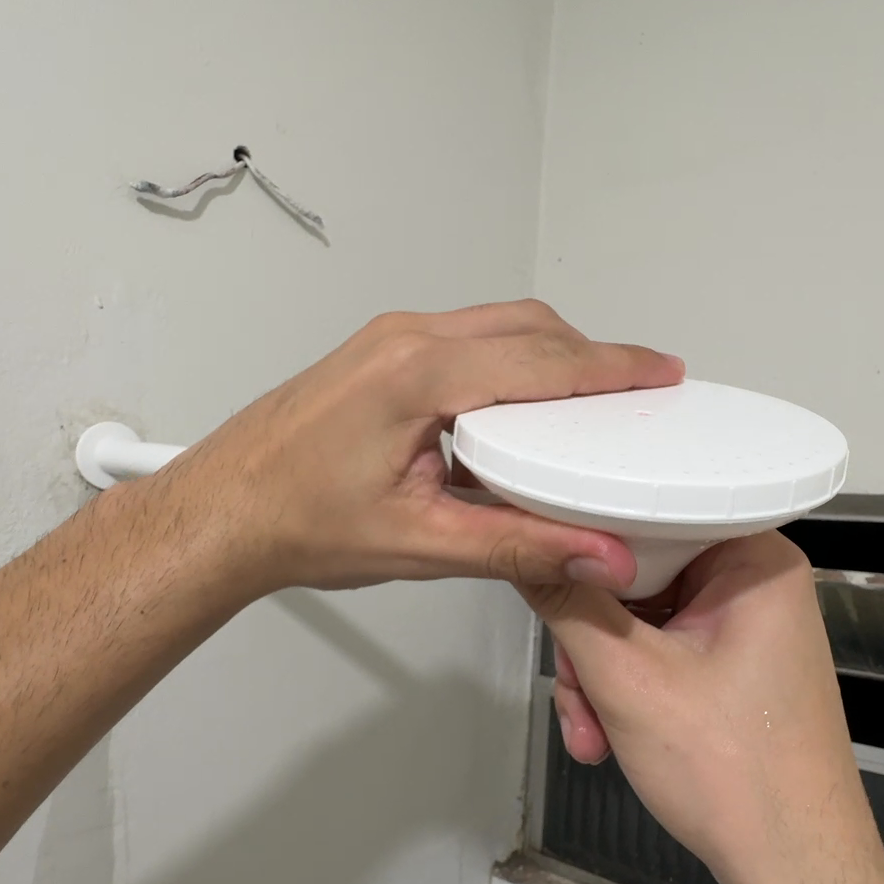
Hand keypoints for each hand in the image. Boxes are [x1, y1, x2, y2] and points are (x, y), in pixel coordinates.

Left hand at [138, 299, 682, 594]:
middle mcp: (404, 341)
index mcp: (418, 376)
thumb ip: (519, 547)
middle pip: (526, 328)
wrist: (222, 511)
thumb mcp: (421, 545)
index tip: (661, 371)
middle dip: (590, 355)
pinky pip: (464, 340)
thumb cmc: (297, 523)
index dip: (613, 368)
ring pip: (496, 327)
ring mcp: (387, 341)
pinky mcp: (378, 355)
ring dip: (549, 354)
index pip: (543, 362)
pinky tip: (520, 404)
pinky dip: (509, 361)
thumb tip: (596, 556)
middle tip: (637, 386)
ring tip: (590, 398)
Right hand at [520, 531, 883, 883]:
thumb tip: (522, 552)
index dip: (586, 543)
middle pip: (635, 581)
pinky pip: (658, 656)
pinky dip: (625, 694)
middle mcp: (753, 584)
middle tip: (574, 689)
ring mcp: (743, 629)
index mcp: (752, 559)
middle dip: (589, 642)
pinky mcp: (731, 668)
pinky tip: (607, 738)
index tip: (541, 565)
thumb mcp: (626, 678)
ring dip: (599, 678)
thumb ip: (566, 603)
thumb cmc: (732, 772)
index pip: (649, 516)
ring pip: (639, 625)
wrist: (794, 871)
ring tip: (590, 732)